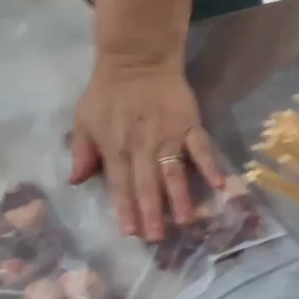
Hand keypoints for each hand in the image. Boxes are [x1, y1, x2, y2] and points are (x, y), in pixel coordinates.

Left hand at [70, 57, 224, 240]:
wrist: (136, 61)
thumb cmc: (108, 93)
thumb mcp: (84, 119)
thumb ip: (82, 151)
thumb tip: (78, 181)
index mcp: (114, 146)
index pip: (119, 183)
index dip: (125, 208)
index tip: (131, 232)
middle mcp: (141, 146)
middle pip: (147, 184)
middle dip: (151, 212)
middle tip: (158, 237)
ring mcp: (168, 136)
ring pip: (173, 171)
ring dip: (179, 197)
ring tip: (186, 220)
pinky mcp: (190, 126)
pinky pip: (201, 148)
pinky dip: (210, 165)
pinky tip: (220, 184)